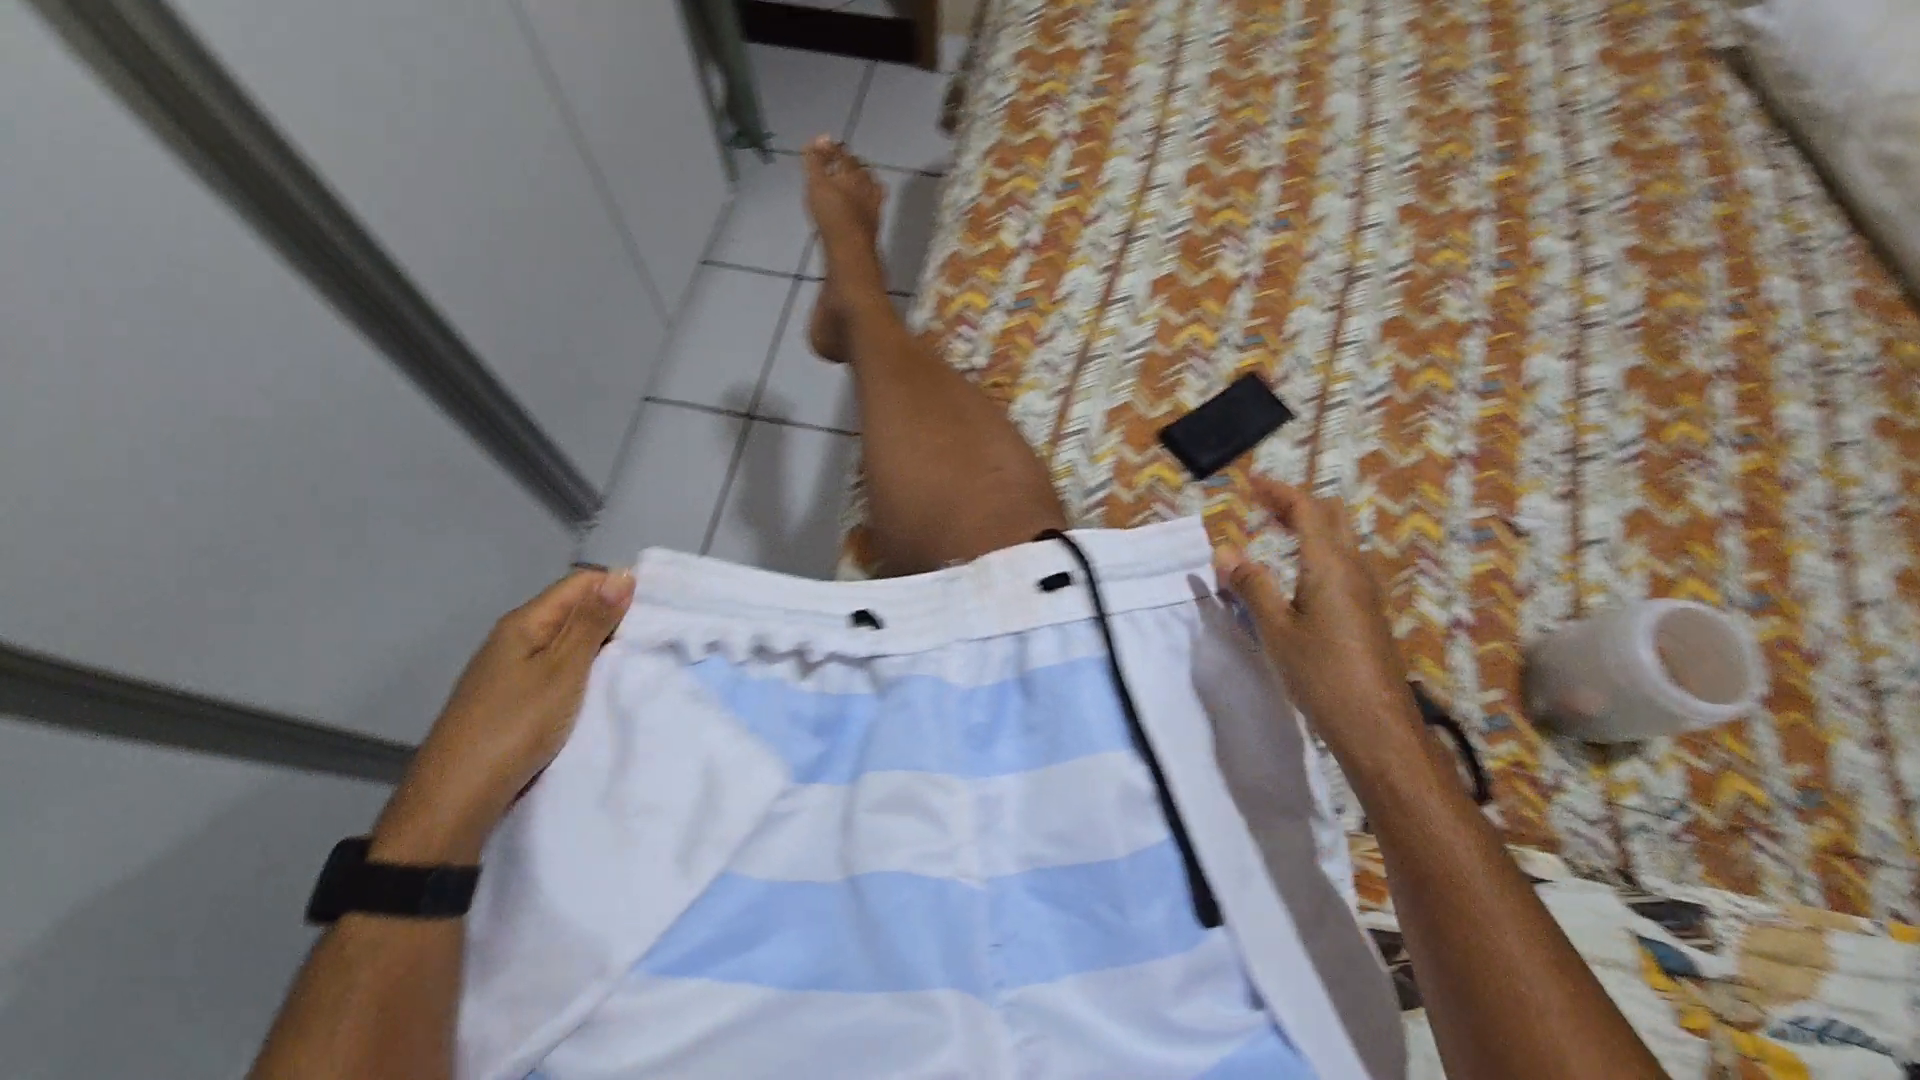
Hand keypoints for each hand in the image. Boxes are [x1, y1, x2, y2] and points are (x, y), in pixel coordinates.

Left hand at [371, 566, 635, 861]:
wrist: (459, 793)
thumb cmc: (516, 725)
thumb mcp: (563, 670)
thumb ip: (592, 623)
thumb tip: (622, 574)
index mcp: (526, 621)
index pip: (581, 583)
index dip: (618, 589)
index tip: (655, 613)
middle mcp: (515, 637)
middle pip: (572, 610)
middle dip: (612, 619)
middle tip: (652, 640)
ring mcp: (509, 668)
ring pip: (564, 641)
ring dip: (598, 647)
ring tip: (632, 663)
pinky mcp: (510, 697)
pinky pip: (554, 668)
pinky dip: (580, 672)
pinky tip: (597, 688)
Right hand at [1214, 477, 1420, 757]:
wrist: (1376, 725)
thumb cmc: (1322, 674)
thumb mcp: (1276, 631)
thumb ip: (1251, 587)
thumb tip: (1225, 552)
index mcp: (1330, 566)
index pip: (1307, 511)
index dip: (1279, 492)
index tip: (1252, 480)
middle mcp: (1353, 570)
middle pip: (1331, 518)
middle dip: (1297, 502)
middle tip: (1263, 502)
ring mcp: (1365, 593)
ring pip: (1340, 541)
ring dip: (1309, 526)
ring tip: (1276, 529)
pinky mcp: (1367, 614)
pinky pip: (1342, 565)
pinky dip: (1316, 551)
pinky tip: (1298, 572)